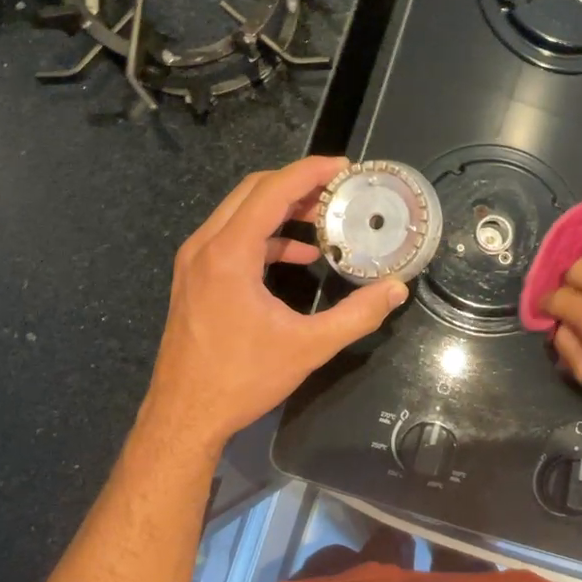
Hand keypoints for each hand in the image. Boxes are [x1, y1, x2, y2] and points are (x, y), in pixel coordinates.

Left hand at [139, 156, 407, 455]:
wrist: (185, 414)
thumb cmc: (243, 379)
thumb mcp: (309, 347)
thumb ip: (357, 315)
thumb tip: (396, 289)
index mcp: (229, 254)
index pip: (272, 191)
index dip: (310, 172)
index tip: (345, 167)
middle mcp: (206, 247)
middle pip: (252, 192)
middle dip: (298, 185)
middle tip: (340, 191)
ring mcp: (195, 262)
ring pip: (240, 213)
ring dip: (282, 210)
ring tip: (325, 220)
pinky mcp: (195, 279)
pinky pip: (233, 238)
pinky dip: (267, 236)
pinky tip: (298, 256)